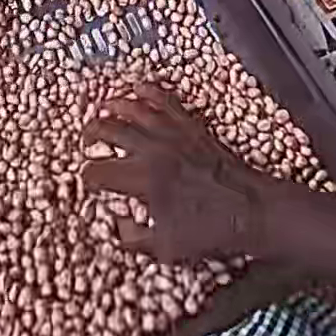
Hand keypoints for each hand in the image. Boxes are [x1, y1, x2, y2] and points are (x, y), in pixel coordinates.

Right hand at [80, 84, 287, 261]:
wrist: (250, 209)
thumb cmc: (209, 231)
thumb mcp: (167, 248)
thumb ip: (133, 238)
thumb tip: (116, 224)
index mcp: (142, 180)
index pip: (100, 171)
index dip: (88, 176)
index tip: (87, 181)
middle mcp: (152, 150)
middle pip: (110, 131)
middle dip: (92, 133)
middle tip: (86, 139)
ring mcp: (171, 133)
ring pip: (133, 108)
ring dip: (113, 106)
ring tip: (102, 108)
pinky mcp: (188, 125)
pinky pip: (163, 100)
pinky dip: (148, 90)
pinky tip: (138, 88)